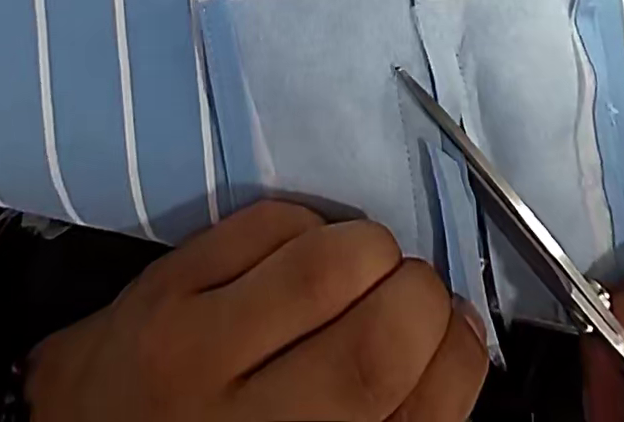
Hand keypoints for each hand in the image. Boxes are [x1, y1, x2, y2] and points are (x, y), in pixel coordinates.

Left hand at [24, 200, 488, 421]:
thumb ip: (380, 415)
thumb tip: (452, 330)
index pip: (418, 419)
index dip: (458, 357)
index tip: (457, 326)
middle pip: (373, 344)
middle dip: (420, 295)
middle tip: (414, 288)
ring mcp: (196, 351)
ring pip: (322, 267)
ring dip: (372, 245)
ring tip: (370, 257)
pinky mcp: (165, 286)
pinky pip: (267, 223)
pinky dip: (309, 221)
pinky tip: (307, 245)